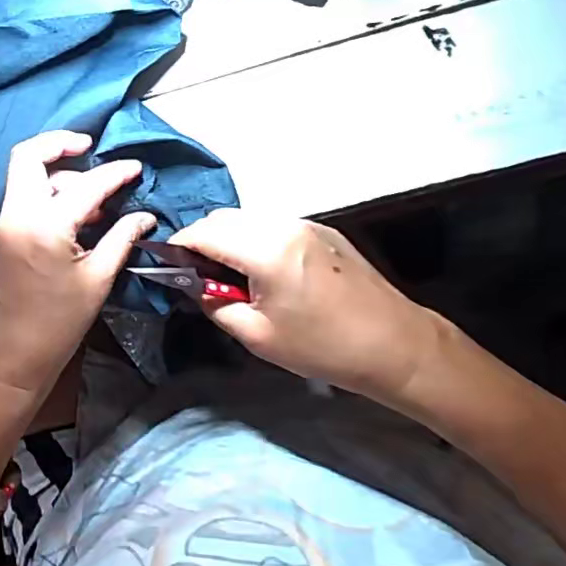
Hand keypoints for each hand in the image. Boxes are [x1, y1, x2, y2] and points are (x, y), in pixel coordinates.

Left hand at [0, 131, 156, 396]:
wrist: (11, 356)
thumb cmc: (57, 324)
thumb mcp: (98, 280)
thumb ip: (121, 238)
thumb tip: (144, 216)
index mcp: (45, 226)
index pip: (86, 184)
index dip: (116, 173)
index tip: (136, 168)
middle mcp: (19, 213)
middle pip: (30, 155)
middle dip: (60, 143)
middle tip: (91, 146)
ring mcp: (7, 221)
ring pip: (27, 173)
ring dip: (59, 171)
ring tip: (96, 192)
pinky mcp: (6, 231)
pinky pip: (26, 194)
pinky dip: (50, 189)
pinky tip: (80, 209)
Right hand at [168, 209, 447, 400]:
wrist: (395, 344)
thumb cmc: (323, 347)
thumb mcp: (257, 336)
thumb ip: (214, 304)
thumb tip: (193, 285)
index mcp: (264, 249)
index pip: (204, 232)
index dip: (180, 247)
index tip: (171, 266)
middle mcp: (282, 225)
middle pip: (224, 219)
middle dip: (204, 241)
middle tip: (202, 277)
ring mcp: (305, 223)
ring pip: (248, 219)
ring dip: (230, 239)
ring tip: (235, 277)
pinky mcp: (322, 229)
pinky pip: (273, 225)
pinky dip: (256, 239)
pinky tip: (265, 271)